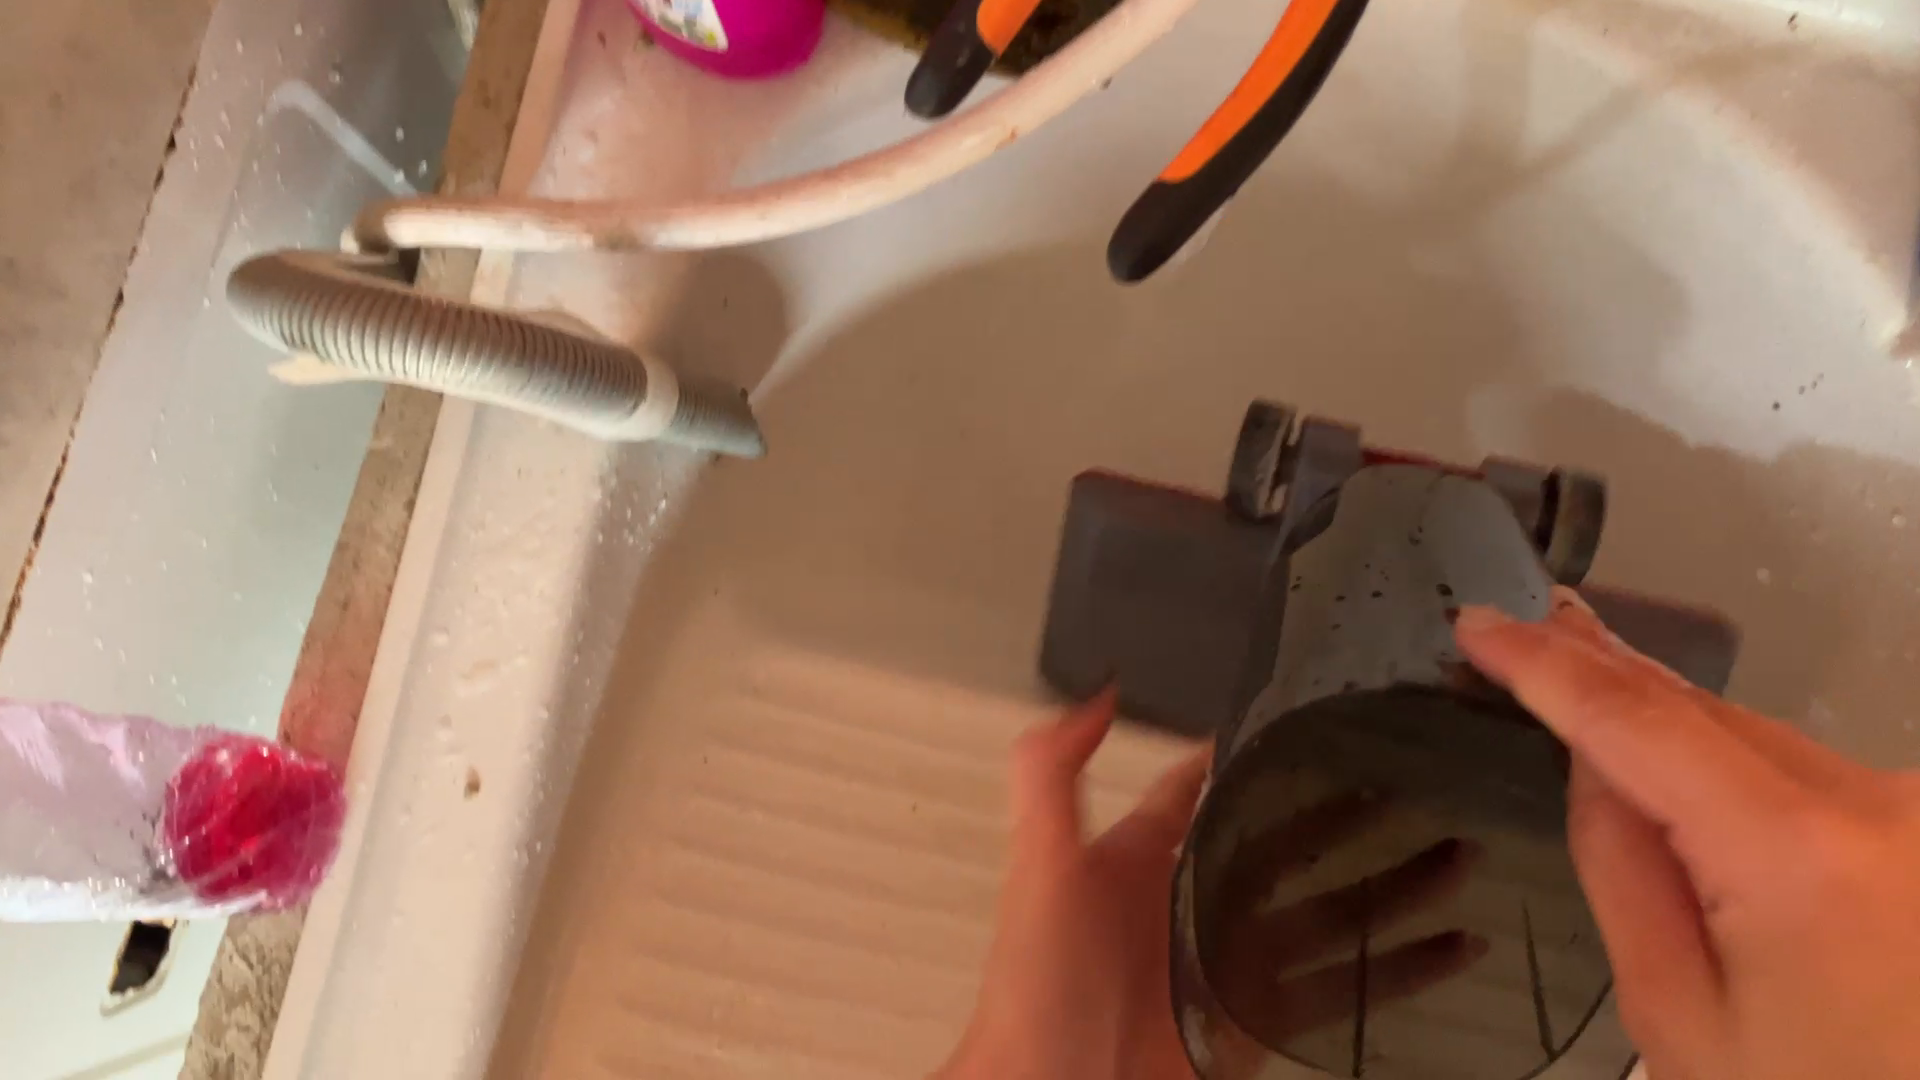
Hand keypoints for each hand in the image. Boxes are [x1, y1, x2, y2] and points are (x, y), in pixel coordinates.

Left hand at [934, 692, 1485, 1079]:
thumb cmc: (1037, 976)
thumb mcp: (1040, 855)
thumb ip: (1053, 767)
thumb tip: (1096, 693)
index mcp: (1143, 850)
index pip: (1195, 784)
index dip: (1234, 752)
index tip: (1290, 719)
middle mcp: (1193, 893)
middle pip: (1280, 838)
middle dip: (1338, 812)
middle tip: (1405, 781)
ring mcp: (1232, 954)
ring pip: (1327, 907)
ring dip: (1387, 883)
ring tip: (1455, 854)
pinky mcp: (1262, 1015)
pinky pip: (1342, 984)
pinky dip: (1401, 968)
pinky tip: (1450, 949)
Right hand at [1457, 588, 1919, 1079]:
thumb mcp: (1675, 1007)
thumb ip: (1619, 865)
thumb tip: (1594, 761)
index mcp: (1797, 854)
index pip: (1631, 720)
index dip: (1541, 662)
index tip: (1475, 621)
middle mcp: (1883, 811)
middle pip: (1696, 710)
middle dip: (1596, 661)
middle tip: (1522, 617)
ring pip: (1747, 732)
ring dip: (1654, 701)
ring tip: (1576, 652)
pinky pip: (1796, 766)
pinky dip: (1714, 740)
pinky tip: (1668, 725)